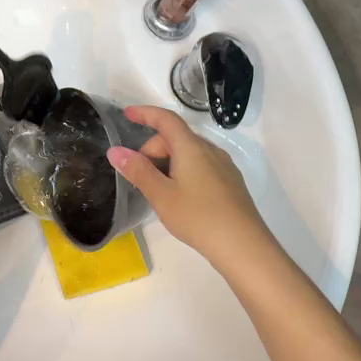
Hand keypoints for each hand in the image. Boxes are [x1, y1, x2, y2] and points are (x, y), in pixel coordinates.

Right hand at [108, 106, 278, 270]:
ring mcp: (224, 167)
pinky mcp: (231, 184)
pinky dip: (184, 172)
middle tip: (140, 177)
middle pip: (176, 138)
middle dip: (153, 150)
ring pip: (189, 153)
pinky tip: (182, 199)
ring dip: (168, 163)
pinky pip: (201, 166)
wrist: (245, 247)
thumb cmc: (199, 217)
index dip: (145, 113)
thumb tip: (115, 151)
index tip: (127, 114)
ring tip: (160, 192)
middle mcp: (210, 150)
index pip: (166, 119)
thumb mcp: (161, 195)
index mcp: (191, 147)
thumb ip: (138, 171)